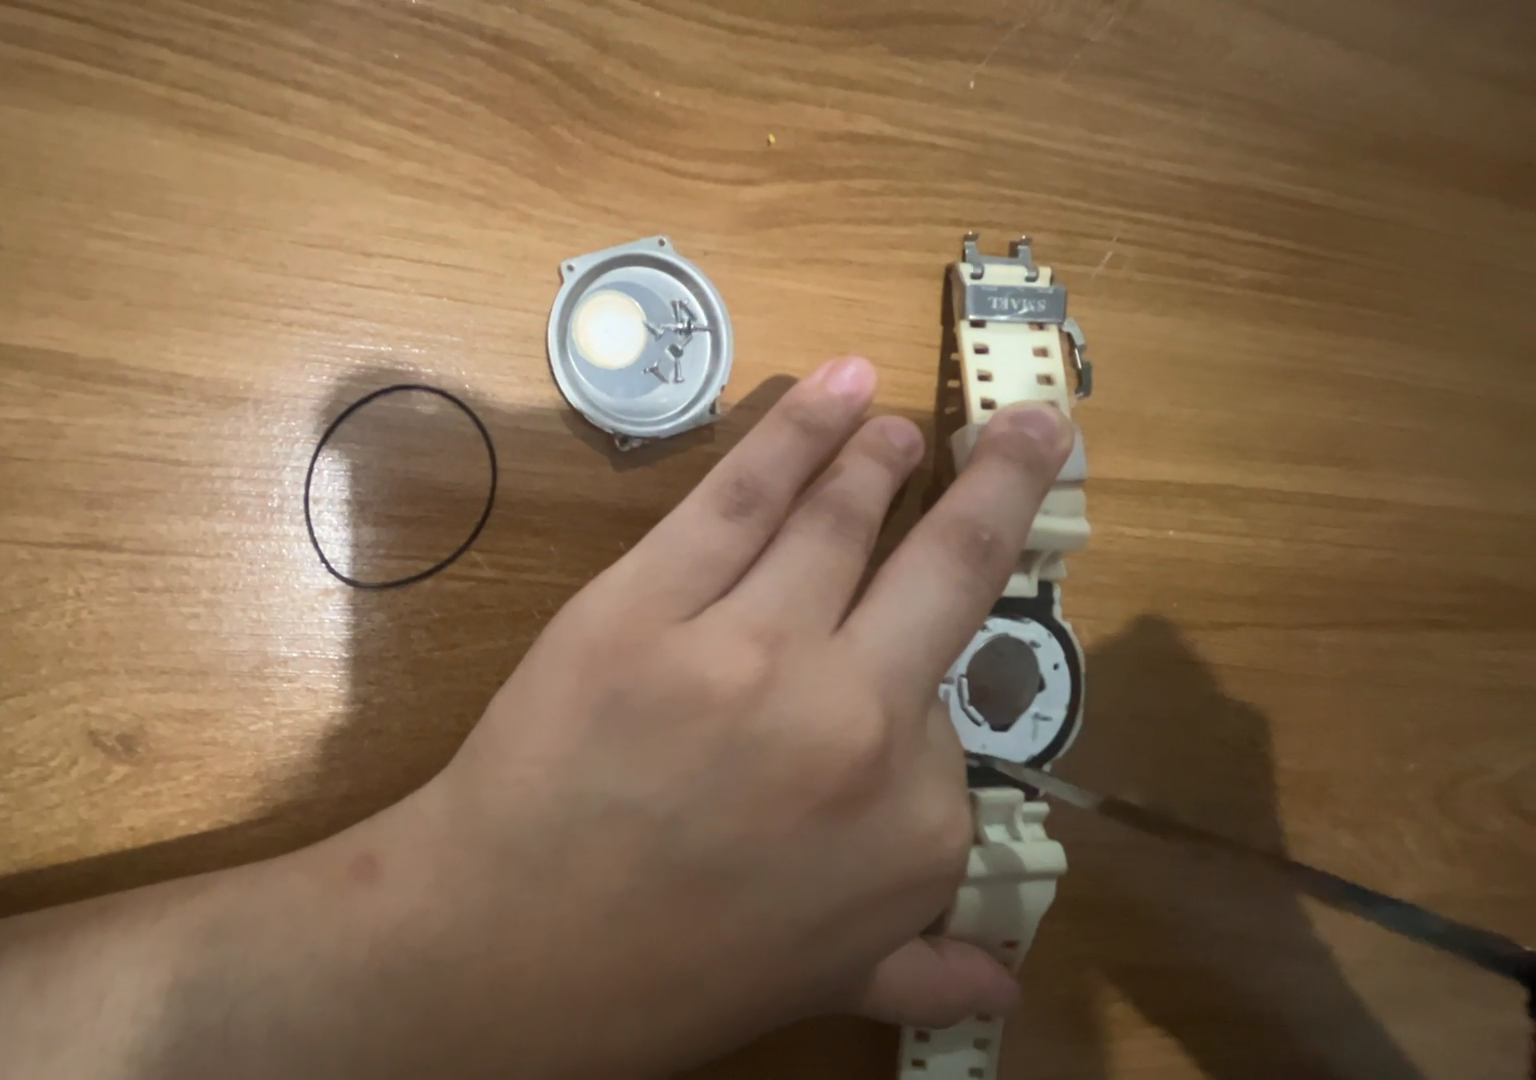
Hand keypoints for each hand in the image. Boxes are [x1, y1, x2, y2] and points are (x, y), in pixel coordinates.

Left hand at [411, 355, 1076, 1071]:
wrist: (510, 947)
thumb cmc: (665, 974)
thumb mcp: (823, 985)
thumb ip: (923, 967)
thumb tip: (997, 970)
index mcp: (914, 826)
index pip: (952, 717)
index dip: (914, 683)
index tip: (895, 659)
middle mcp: (853, 720)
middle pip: (945, 572)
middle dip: (1000, 487)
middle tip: (1027, 429)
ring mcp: (749, 650)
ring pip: (839, 521)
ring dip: (878, 456)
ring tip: (901, 422)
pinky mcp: (648, 603)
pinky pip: (740, 499)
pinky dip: (794, 433)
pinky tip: (835, 387)